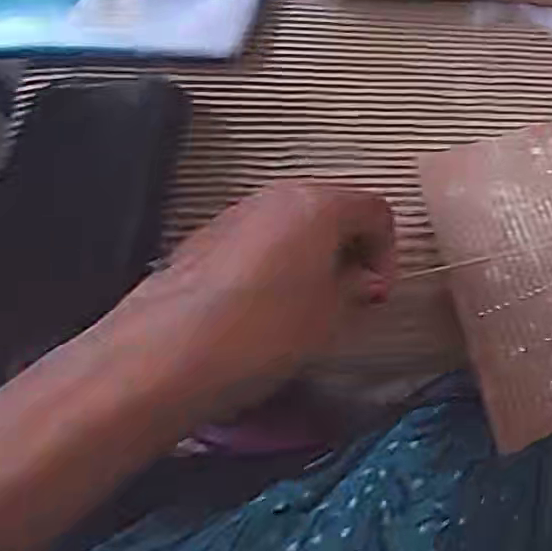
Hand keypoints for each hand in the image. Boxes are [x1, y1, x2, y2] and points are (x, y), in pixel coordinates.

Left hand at [100, 181, 396, 412]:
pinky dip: (277, 260)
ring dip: (314, 254)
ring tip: (309, 302)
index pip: (375, 210)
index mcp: (319, 204)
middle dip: (351, 248)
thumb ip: (356, 288)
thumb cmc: (263, 330)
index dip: (387, 251)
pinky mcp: (205, 237)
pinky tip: (265, 305)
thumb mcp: (330, 315)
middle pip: (334, 208)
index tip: (377, 291)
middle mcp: (279, 195)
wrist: (164, 355)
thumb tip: (361, 280)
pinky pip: (259, 237)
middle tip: (351, 293)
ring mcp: (237, 212)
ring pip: (294, 222)